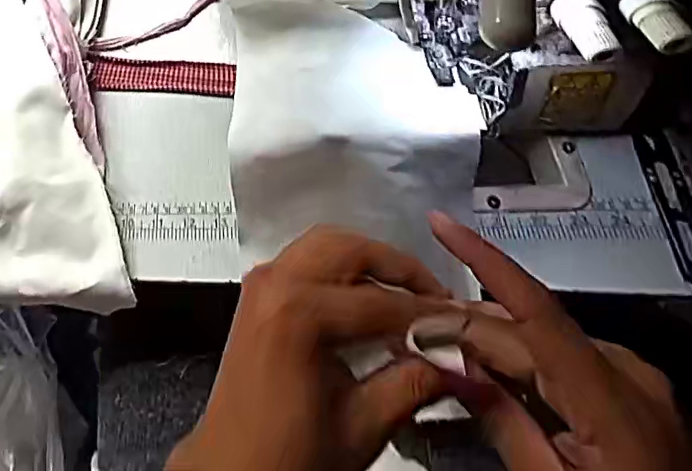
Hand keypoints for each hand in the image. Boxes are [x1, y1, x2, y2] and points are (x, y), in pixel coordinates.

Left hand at [167, 225, 461, 470]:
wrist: (231, 469)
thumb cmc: (286, 457)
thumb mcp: (360, 427)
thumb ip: (411, 384)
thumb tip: (454, 360)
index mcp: (297, 312)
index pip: (379, 302)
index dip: (427, 313)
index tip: (460, 321)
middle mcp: (275, 282)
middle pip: (352, 249)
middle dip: (398, 268)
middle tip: (436, 297)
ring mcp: (262, 280)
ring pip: (328, 243)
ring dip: (370, 261)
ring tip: (408, 295)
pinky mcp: (259, 289)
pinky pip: (307, 257)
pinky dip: (342, 268)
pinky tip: (368, 299)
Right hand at [429, 211, 691, 470]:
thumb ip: (505, 424)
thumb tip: (449, 361)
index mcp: (612, 397)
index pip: (534, 309)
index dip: (482, 258)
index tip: (440, 222)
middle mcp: (628, 372)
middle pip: (531, 328)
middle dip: (470, 321)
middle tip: (414, 322)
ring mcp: (641, 383)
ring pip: (549, 342)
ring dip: (495, 340)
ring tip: (442, 341)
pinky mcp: (642, 396)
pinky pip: (570, 362)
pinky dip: (527, 361)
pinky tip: (495, 369)